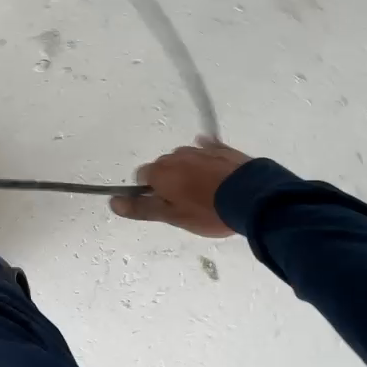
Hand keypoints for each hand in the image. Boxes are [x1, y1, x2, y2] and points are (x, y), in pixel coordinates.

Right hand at [109, 136, 252, 237]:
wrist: (254, 199)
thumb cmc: (208, 211)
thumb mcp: (173, 217)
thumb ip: (142, 208)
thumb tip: (112, 202)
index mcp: (159, 172)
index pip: (142, 177)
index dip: (151, 192)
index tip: (167, 205)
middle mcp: (174, 156)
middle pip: (164, 167)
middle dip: (171, 181)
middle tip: (189, 202)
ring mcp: (199, 150)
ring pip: (186, 160)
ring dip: (190, 172)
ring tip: (210, 192)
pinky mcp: (223, 149)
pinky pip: (209, 150)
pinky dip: (209, 159)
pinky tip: (218, 171)